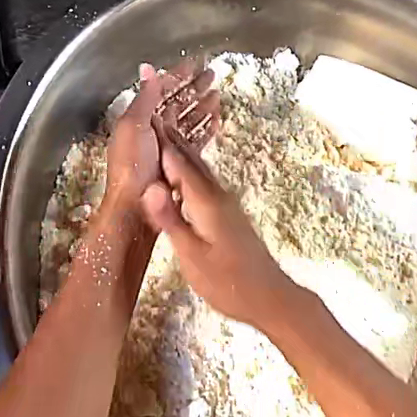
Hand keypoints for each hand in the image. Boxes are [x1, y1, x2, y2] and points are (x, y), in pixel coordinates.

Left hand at [102, 62, 214, 218]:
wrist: (136, 208)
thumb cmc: (132, 165)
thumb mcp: (134, 126)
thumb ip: (145, 97)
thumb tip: (147, 68)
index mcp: (139, 118)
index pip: (160, 90)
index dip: (177, 75)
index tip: (196, 62)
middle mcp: (153, 130)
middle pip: (177, 103)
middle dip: (194, 88)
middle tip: (213, 74)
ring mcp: (167, 147)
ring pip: (188, 120)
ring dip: (202, 106)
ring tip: (219, 95)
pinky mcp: (179, 163)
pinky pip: (195, 141)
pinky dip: (205, 129)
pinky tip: (217, 120)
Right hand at [139, 137, 302, 330]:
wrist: (271, 298)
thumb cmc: (228, 282)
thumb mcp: (192, 256)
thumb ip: (170, 220)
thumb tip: (148, 186)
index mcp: (206, 201)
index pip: (179, 163)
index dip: (162, 141)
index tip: (146, 120)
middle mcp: (218, 195)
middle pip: (192, 161)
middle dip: (172, 140)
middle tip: (153, 119)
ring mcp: (226, 204)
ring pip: (200, 170)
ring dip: (182, 152)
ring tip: (165, 138)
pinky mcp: (229, 214)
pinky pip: (205, 182)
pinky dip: (190, 169)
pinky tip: (183, 176)